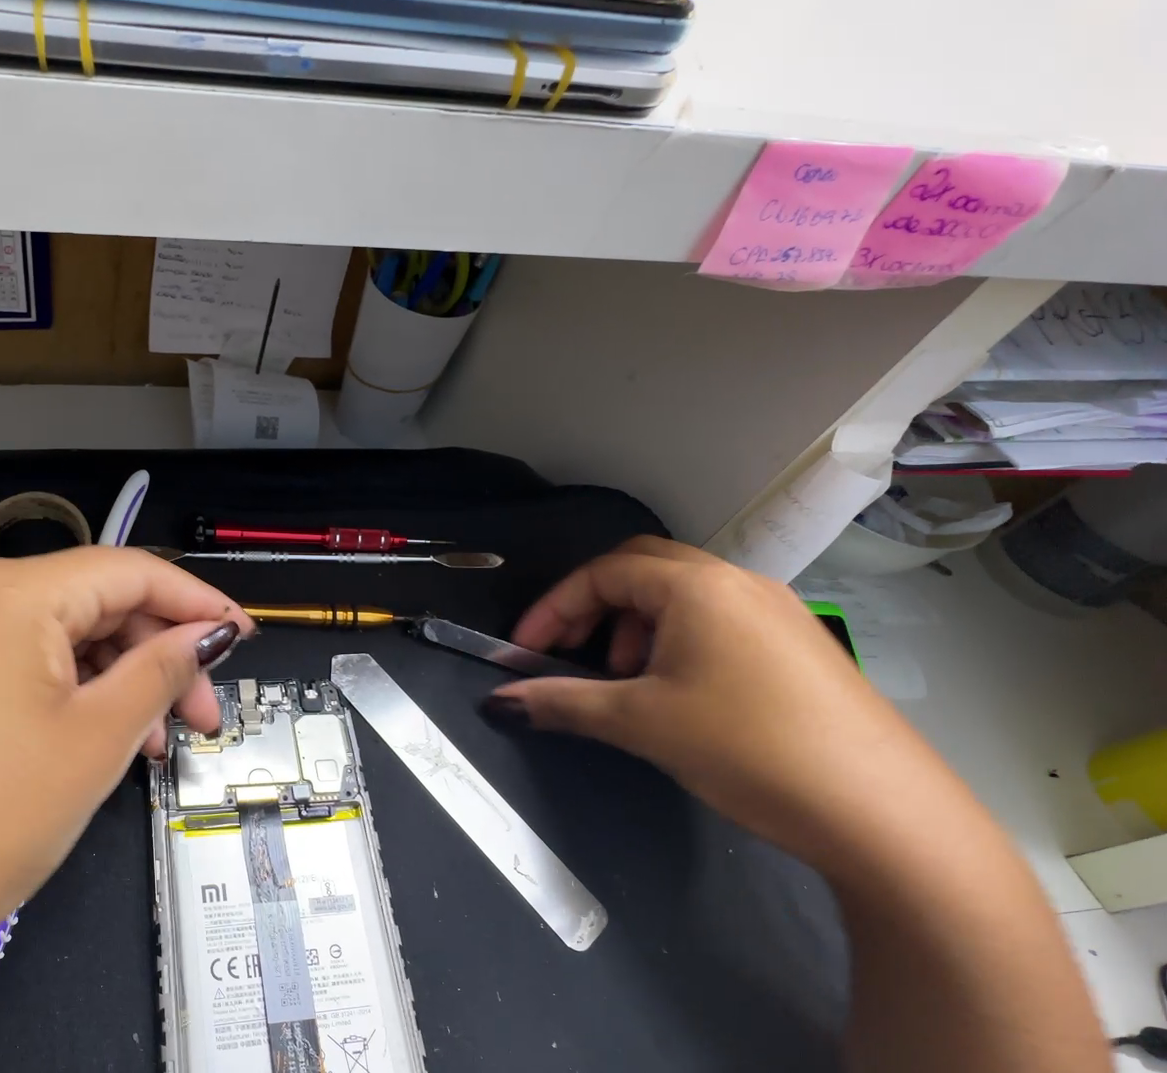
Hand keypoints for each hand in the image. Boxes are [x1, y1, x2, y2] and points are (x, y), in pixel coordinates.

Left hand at [0, 548, 252, 1072]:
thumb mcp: (98, 738)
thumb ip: (164, 668)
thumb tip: (213, 631)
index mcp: (10, 591)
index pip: (128, 571)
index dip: (196, 601)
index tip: (244, 635)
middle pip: (96, 602)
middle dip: (159, 654)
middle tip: (204, 715)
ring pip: (65, 635)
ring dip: (122, 679)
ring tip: (157, 741)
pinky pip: (28, 661)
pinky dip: (77, 692)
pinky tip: (108, 737)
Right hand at [492, 536, 957, 873]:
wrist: (885, 815)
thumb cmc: (748, 748)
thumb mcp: (641, 724)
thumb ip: (561, 702)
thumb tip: (499, 702)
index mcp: (697, 587)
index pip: (602, 573)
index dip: (554, 608)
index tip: (524, 650)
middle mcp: (740, 583)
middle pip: (643, 569)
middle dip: (594, 607)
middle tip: (571, 654)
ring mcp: (778, 612)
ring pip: (683, 595)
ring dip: (637, 625)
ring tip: (627, 681)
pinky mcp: (801, 646)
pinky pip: (719, 620)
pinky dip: (679, 640)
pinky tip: (680, 693)